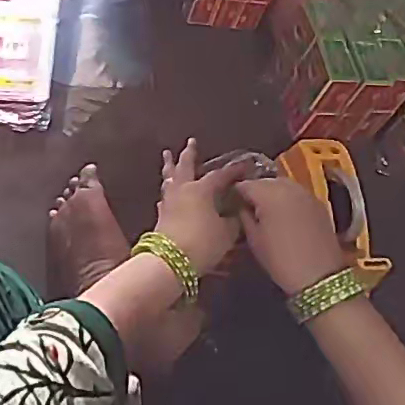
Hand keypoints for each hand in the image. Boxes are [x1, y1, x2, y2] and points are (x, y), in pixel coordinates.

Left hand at [154, 138, 251, 273]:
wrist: (170, 262)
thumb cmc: (202, 243)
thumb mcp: (226, 234)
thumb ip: (232, 221)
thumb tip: (235, 214)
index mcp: (201, 190)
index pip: (219, 176)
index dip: (233, 171)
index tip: (243, 165)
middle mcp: (183, 190)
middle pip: (185, 166)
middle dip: (189, 154)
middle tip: (190, 142)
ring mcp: (169, 202)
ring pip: (170, 179)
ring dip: (170, 168)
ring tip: (168, 158)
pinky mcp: (161, 216)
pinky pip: (164, 197)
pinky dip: (167, 192)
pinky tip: (165, 195)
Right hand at [235, 177, 344, 294]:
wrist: (320, 276)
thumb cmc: (280, 259)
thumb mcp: (253, 239)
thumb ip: (243, 215)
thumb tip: (241, 205)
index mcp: (268, 193)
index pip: (244, 184)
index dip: (235, 193)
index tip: (231, 205)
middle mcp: (287, 186)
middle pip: (263, 181)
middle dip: (254, 192)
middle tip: (248, 209)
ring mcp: (305, 192)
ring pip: (280, 185)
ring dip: (272, 194)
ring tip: (267, 212)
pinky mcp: (317, 202)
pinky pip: (295, 193)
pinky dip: (287, 199)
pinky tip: (285, 215)